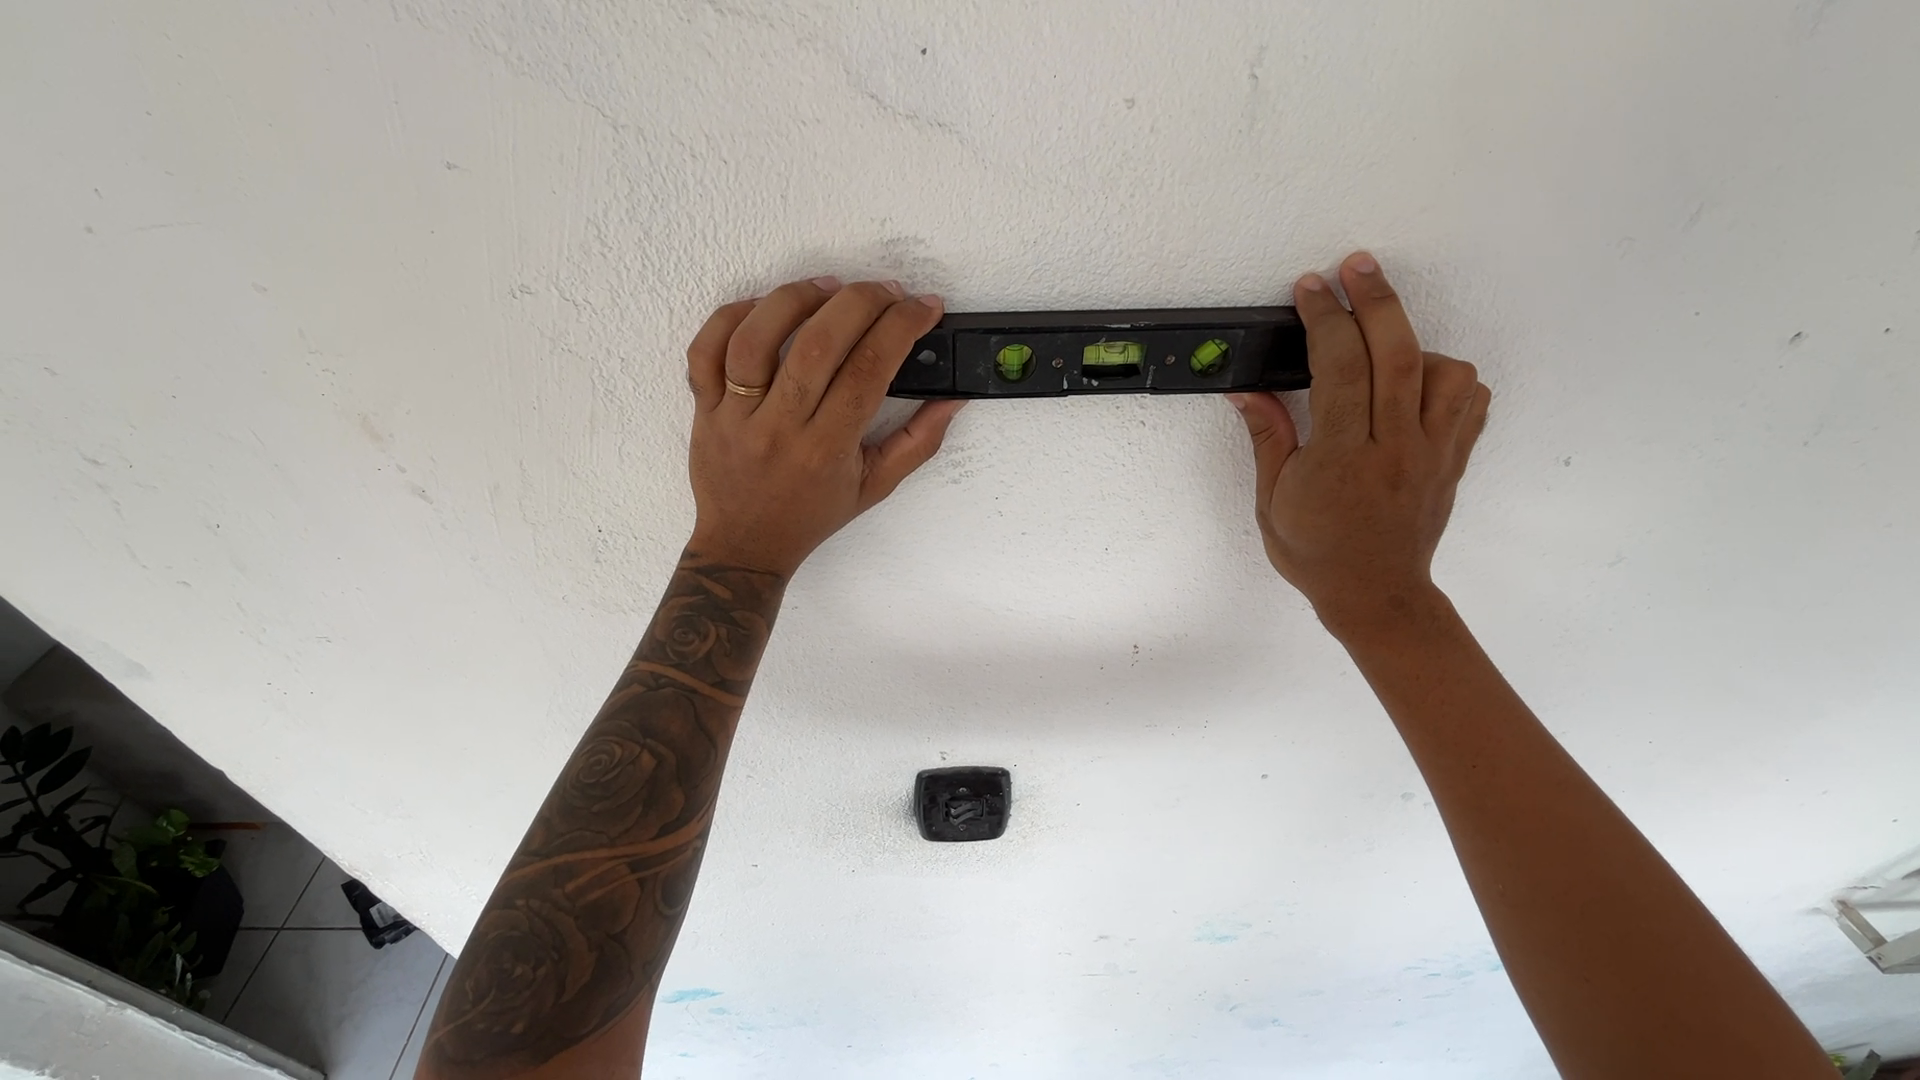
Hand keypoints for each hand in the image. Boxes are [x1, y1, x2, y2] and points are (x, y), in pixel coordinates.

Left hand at [683, 275, 964, 576]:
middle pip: (818, 345)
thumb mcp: (876, 486)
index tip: (924, 308)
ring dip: (797, 299)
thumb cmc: (812, 514)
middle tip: (886, 291)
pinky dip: (733, 316)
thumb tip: (953, 398)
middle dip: (861, 302)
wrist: (747, 545)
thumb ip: (919, 442)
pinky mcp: (704, 408)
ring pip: (756, 338)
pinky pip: (705, 350)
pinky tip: (768, 307)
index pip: (869, 371)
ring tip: (830, 288)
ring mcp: (735, 417)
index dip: (902, 328)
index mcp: (826, 450)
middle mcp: (779, 429)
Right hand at [1230, 252, 1489, 633]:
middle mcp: (1393, 449)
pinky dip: (1451, 375)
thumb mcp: (1271, 502)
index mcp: (1341, 459)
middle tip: (1357, 267)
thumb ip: (1267, 439)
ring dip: (1416, 339)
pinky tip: (1420, 376)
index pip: (1338, 369)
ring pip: (1446, 371)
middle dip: (1376, 300)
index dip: (1324, 320)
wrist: (1375, 596)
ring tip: (1385, 335)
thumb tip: (1247, 391)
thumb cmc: (1317, 554)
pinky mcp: (1453, 460)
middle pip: (1398, 353)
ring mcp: (1431, 453)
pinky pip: (1471, 401)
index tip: (1310, 289)